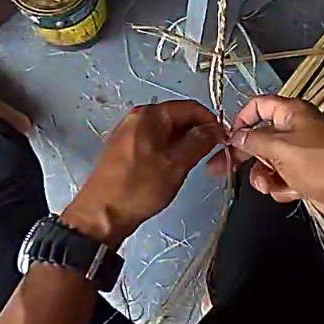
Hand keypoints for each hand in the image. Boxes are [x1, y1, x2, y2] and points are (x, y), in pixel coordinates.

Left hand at [62, 100, 224, 245]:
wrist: (101, 216)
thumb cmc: (138, 188)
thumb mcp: (177, 164)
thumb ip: (200, 141)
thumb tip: (216, 129)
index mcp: (149, 116)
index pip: (190, 107)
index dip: (210, 121)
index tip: (222, 139)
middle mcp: (137, 119)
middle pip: (178, 117)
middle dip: (197, 133)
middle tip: (211, 153)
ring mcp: (129, 134)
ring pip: (167, 132)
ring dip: (184, 143)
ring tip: (193, 163)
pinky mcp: (125, 150)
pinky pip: (155, 142)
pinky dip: (169, 151)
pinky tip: (174, 168)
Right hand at [223, 95, 323, 220]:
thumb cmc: (319, 163)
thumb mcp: (280, 147)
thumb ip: (253, 140)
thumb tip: (236, 135)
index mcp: (292, 112)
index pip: (259, 106)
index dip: (241, 119)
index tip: (227, 137)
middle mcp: (296, 128)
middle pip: (260, 138)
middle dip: (246, 156)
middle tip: (222, 170)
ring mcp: (301, 152)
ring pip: (269, 162)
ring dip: (266, 176)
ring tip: (273, 184)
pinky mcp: (306, 174)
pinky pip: (282, 178)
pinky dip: (283, 186)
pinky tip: (292, 191)